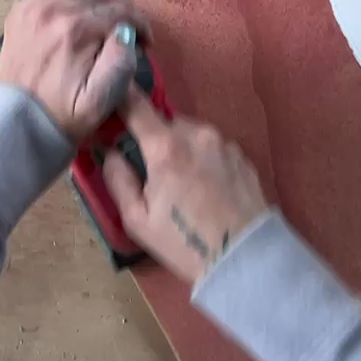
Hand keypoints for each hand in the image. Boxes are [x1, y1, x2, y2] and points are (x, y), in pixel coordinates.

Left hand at [0, 0, 144, 140]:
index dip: (140, 24)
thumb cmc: (62, 114)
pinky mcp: (20, 6)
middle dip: (121, 7)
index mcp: (76, 29)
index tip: (146, 40)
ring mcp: (33, 3)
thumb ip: (119, 64)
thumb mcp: (99, 102)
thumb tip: (126, 32)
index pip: (121, 10)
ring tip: (102, 7)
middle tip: (126, 28)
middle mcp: (54, 8)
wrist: (18, 120)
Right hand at [102, 90, 268, 284]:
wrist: (248, 262)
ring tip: (186, 184)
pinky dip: (204, 158)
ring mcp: (222, 142)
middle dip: (155, 139)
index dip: (121, 97)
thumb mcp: (137, 221)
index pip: (135, 104)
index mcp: (165, 147)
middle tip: (156, 172)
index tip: (112, 102)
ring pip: (190, 133)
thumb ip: (117, 179)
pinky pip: (212, 146)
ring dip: (181, 148)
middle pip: (164, 122)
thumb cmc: (186, 242)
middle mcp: (196, 134)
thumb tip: (112, 152)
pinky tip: (209, 188)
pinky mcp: (242, 155)